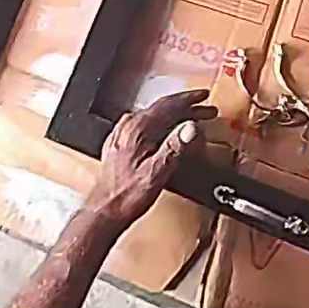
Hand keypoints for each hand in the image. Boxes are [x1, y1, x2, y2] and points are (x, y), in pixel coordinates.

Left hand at [83, 89, 216, 230]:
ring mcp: (122, 133)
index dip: (190, 99)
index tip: (204, 96)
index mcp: (137, 129)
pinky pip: (143, 123)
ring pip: (153, 114)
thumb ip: (175, 147)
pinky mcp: (119, 143)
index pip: (169, 105)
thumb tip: (191, 127)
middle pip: (162, 107)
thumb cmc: (128, 196)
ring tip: (190, 118)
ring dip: (174, 114)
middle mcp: (128, 127)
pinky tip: (165, 130)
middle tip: (204, 108)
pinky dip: (160, 122)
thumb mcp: (157, 173)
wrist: (104, 212)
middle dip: (186, 106)